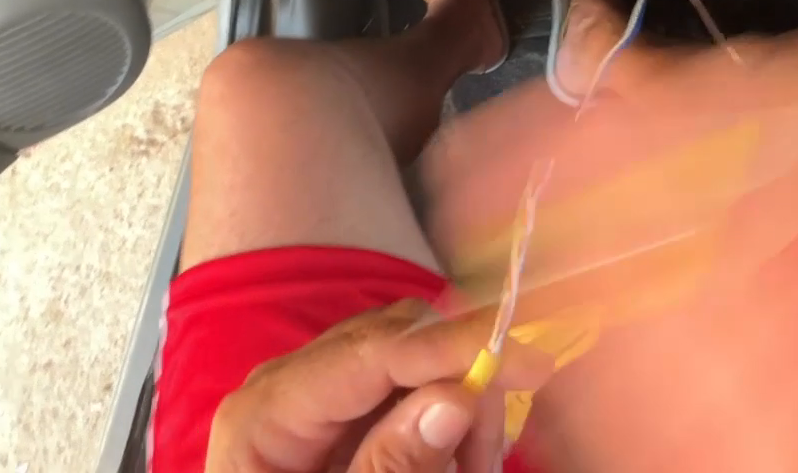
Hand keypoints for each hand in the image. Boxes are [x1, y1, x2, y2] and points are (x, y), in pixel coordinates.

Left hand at [204, 299, 553, 472]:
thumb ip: (388, 468)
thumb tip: (457, 397)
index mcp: (267, 409)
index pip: (372, 350)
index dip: (454, 346)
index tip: (531, 359)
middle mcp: (291, 379)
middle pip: (399, 337)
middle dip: (464, 378)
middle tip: (491, 457)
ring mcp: (318, 390)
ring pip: (413, 354)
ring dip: (461, 401)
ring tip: (476, 466)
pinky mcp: (343, 408)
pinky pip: (408, 386)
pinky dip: (445, 416)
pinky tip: (458, 460)